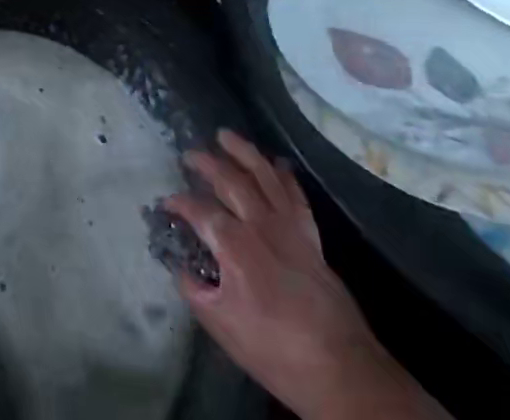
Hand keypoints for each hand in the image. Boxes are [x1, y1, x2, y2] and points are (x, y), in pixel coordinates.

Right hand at [165, 131, 448, 419]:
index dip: (177, 203)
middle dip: (207, 163)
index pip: (198, 209)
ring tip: (227, 136)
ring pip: (267, 179)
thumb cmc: (272, 348)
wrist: (344, 374)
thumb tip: (180, 264)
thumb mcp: (216, 321)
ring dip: (245, 154)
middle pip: (232, 182)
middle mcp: (263, 228)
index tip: (165, 206)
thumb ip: (191, 285)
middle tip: (189, 154)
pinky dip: (285, 177)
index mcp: (234, 245)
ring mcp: (292, 232)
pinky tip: (277, 165)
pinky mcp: (313, 242)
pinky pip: (297, 199)